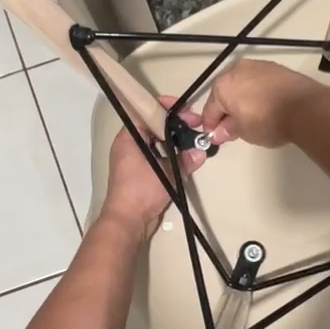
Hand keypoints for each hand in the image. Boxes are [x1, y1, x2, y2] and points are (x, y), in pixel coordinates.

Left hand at [96, 96, 211, 237]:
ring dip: (174, 140)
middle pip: (153, 126)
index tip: (185, 109)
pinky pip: (157, 157)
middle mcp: (129, 146)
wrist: (128, 221)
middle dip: (175, 124)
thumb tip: (202, 151)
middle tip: (195, 124)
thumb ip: (185, 160)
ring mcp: (134, 160)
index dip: (166, 107)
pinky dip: (170, 155)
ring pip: (156, 142)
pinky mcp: (141, 174)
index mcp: (129, 138)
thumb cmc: (141, 191)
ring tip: (194, 139)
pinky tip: (186, 158)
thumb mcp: (167, 172)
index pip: (146, 112)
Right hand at [199, 59, 329, 147]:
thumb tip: (219, 132)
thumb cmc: (267, 120)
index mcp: (223, 85)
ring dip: (242, 99)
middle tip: (232, 128)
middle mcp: (237, 70)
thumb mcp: (243, 131)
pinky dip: (257, 93)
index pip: (210, 109)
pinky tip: (264, 106)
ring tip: (250, 117)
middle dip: (226, 110)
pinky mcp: (276, 68)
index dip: (210, 125)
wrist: (305, 108)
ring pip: (242, 85)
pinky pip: (259, 82)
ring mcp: (258, 66)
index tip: (214, 136)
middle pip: (225, 93)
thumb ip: (227, 130)